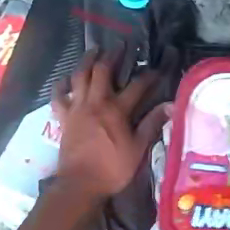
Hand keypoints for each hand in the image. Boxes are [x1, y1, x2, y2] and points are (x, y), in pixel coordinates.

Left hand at [50, 52, 169, 202]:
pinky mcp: (64, 118)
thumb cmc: (113, 168)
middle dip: (113, 55)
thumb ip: (152, 124)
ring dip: (87, 60)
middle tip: (120, 45)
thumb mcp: (138, 148)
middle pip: (103, 71)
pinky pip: (59, 96)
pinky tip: (65, 79)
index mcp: (117, 110)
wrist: (80, 184)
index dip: (150, 75)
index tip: (158, 67)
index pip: (138, 85)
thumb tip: (170, 105)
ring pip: (80, 76)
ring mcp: (77, 108)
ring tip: (94, 50)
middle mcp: (96, 103)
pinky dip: (61, 85)